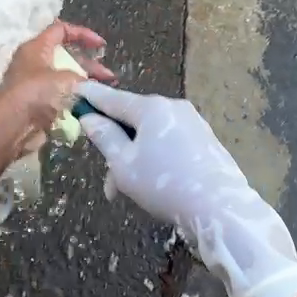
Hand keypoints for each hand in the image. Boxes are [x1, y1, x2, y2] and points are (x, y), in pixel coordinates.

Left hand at [0, 22, 115, 156]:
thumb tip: (90, 85)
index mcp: (37, 47)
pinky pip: (59, 97)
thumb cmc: (36, 93)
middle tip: (108, 76)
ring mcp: (34, 84)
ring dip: (84, 84)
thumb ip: (82, 78)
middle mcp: (34, 62)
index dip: (83, 34)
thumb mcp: (65, 78)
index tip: (101, 45)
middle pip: (66, 56)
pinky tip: (90, 106)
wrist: (11, 126)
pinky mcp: (36, 104)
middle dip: (89, 65)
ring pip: (64, 78)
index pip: (61, 30)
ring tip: (104, 93)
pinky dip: (74, 100)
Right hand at [76, 83, 296, 296]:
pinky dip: (156, 159)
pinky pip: (171, 143)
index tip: (76, 88)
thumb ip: (105, 138)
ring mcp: (192, 122)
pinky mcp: (205, 140)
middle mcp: (173, 107)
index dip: (92, 96)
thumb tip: (90, 118)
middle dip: (117, 147)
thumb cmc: (164, 184)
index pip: (113, 98)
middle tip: (109, 184)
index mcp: (151, 108)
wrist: (220, 208)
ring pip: (152, 135)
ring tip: (131, 193)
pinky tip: (156, 186)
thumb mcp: (124, 165)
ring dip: (136, 159)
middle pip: (134, 120)